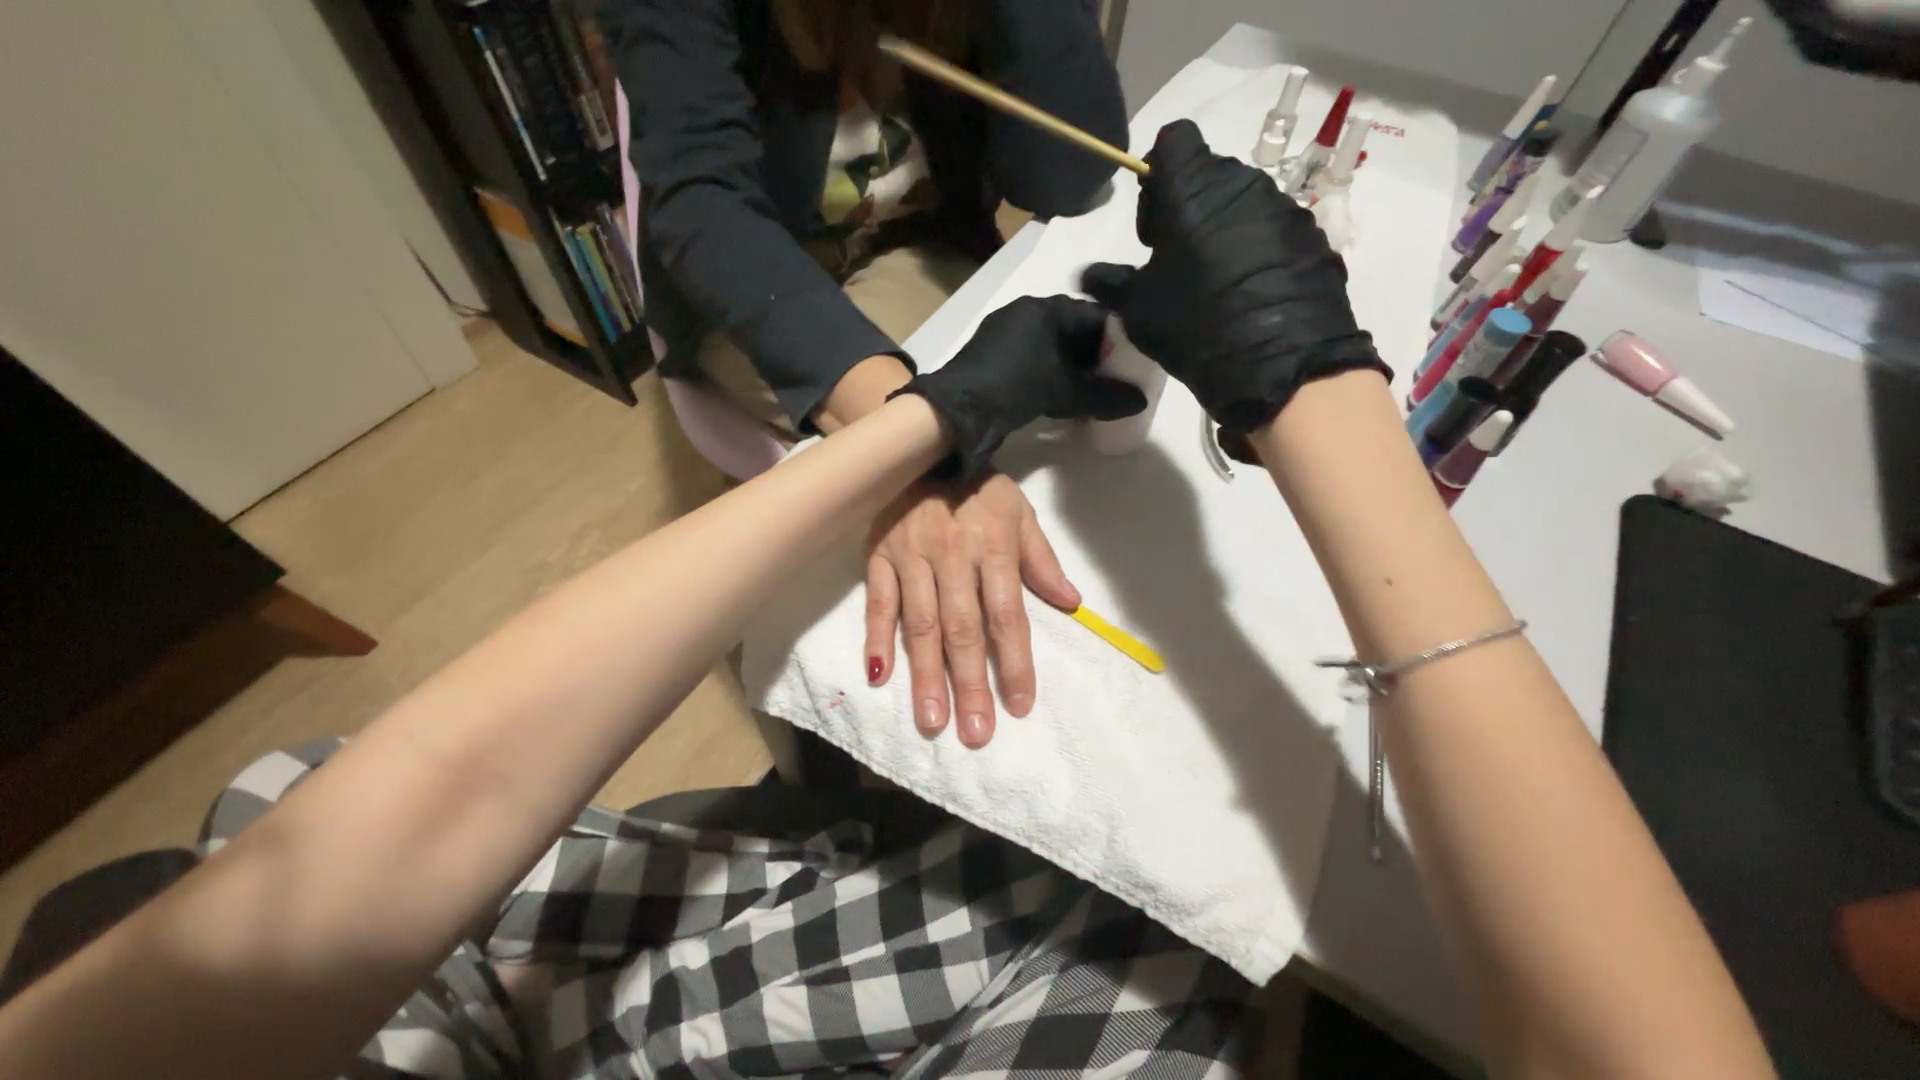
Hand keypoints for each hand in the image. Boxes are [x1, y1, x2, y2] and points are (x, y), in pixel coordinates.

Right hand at [864, 472, 1077, 747]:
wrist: (925, 445)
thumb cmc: (980, 487)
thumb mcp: (1019, 513)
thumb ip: (1041, 560)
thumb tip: (1072, 604)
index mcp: (993, 547)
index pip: (1007, 615)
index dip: (1013, 663)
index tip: (1019, 707)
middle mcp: (952, 556)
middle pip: (962, 629)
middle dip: (969, 684)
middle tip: (975, 733)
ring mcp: (911, 557)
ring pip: (920, 624)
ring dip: (925, 675)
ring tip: (932, 720)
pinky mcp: (878, 555)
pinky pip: (878, 602)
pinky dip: (877, 637)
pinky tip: (880, 676)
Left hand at [893, 294, 1144, 480]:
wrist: (959, 408)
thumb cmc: (1017, 387)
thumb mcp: (1068, 393)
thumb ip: (1107, 396)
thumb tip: (1140, 400)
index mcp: (1047, 308)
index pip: (1097, 315)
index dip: (1119, 338)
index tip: (1133, 361)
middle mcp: (1027, 310)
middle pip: (1074, 328)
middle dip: (1096, 353)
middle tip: (1115, 377)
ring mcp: (1006, 330)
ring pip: (1053, 343)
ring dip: (1072, 364)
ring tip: (1091, 388)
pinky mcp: (993, 352)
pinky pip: (1033, 356)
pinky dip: (1051, 371)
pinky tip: (1060, 392)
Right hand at [1081, 120, 1388, 438]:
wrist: (1282, 365)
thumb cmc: (1196, 324)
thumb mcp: (1138, 308)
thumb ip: (1111, 281)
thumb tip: (1089, 275)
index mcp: (1194, 187)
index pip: (1173, 140)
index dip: (1158, 175)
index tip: (1154, 224)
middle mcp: (1243, 183)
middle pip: (1209, 174)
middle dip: (1190, 207)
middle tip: (1179, 259)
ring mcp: (1285, 210)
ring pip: (1244, 204)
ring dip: (1226, 230)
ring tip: (1217, 282)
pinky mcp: (1315, 239)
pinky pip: (1275, 233)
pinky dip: (1259, 252)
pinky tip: (1251, 296)